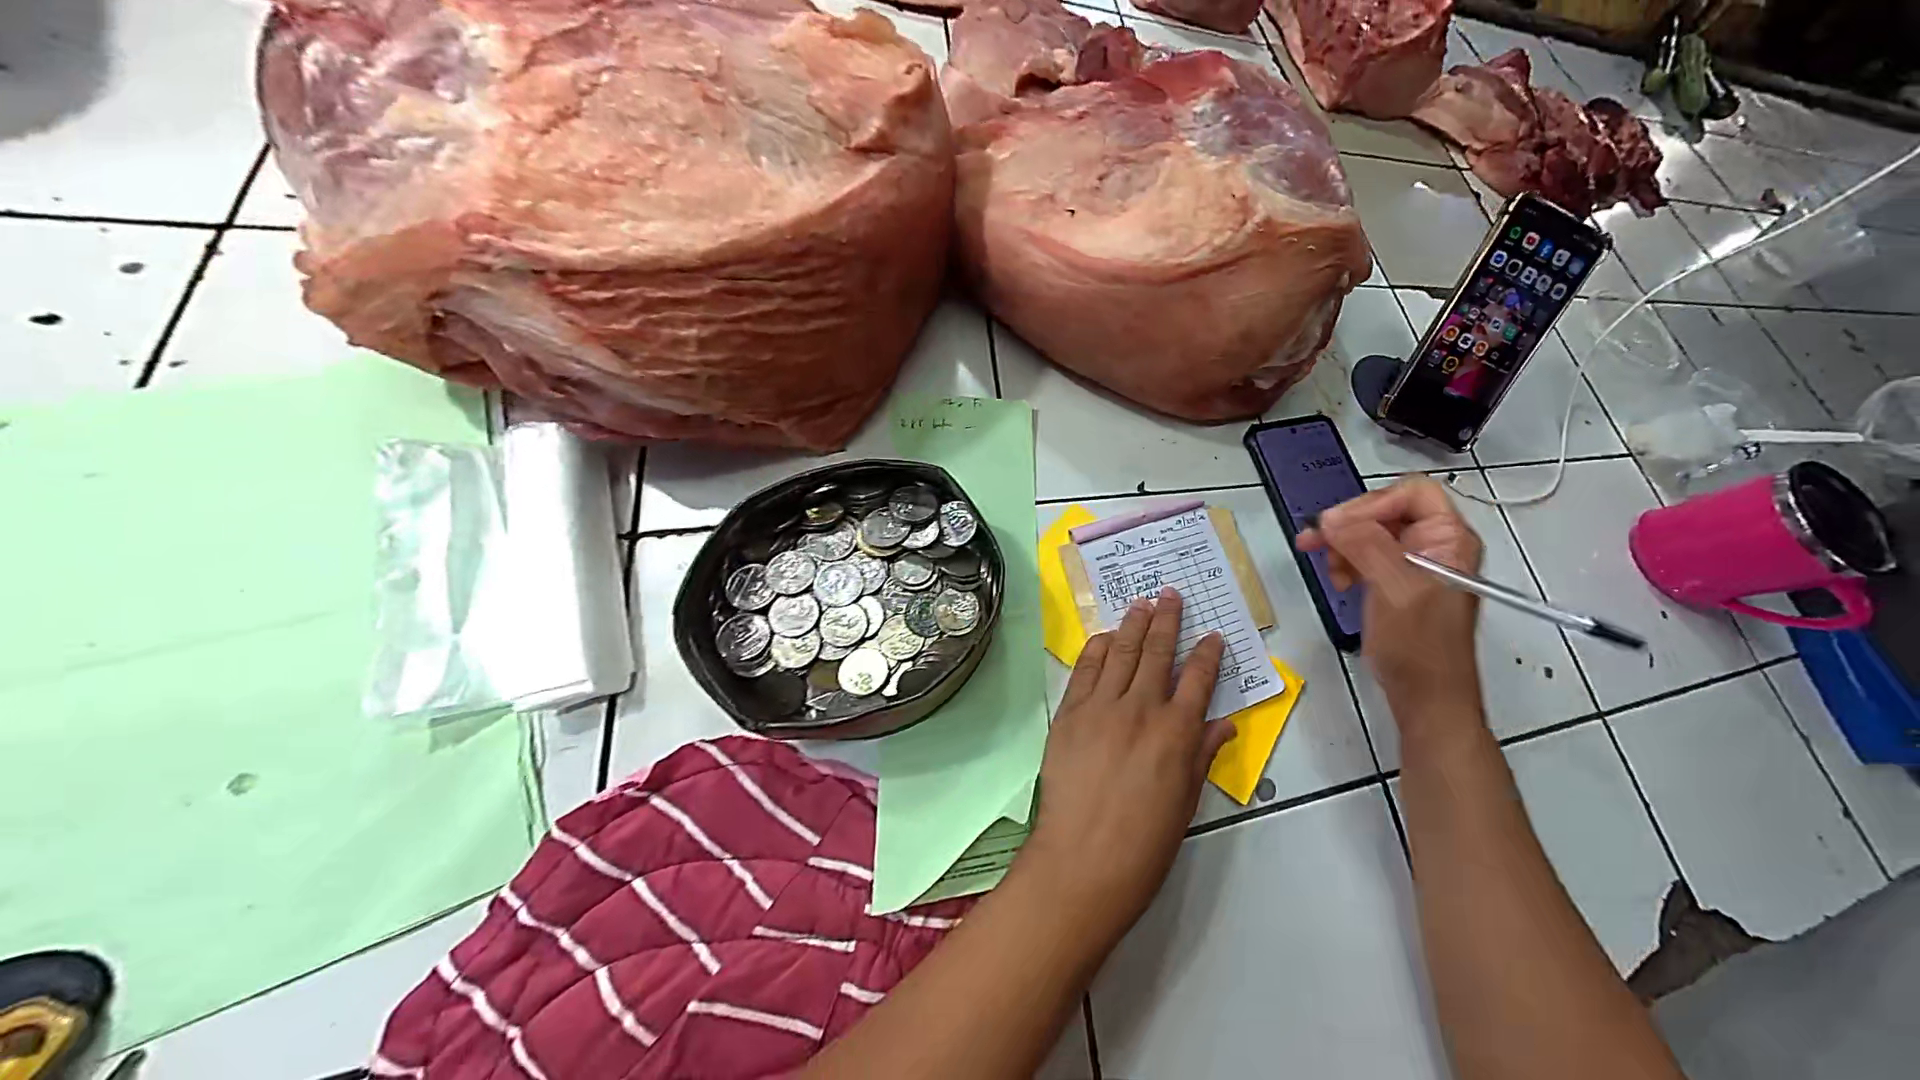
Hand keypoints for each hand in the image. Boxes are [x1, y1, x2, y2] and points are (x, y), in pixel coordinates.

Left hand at [1018, 588, 1233, 945]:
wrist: (1082, 859)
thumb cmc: (1144, 842)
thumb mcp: (1186, 801)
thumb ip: (1202, 755)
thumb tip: (1223, 724)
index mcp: (1177, 733)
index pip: (1198, 680)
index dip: (1208, 654)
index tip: (1213, 635)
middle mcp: (1141, 710)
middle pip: (1157, 653)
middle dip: (1167, 621)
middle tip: (1170, 594)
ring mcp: (1100, 708)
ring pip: (1121, 654)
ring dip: (1132, 625)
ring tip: (1141, 604)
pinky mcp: (1069, 714)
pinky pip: (1085, 672)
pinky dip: (1097, 650)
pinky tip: (1105, 638)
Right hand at [1296, 475, 1485, 724]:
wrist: (1426, 697)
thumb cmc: (1420, 648)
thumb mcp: (1394, 589)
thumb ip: (1366, 545)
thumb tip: (1331, 519)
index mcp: (1449, 539)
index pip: (1411, 494)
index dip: (1371, 504)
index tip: (1337, 527)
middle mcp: (1436, 545)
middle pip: (1386, 511)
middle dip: (1348, 525)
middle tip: (1314, 541)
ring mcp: (1416, 565)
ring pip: (1370, 533)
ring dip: (1343, 546)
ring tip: (1330, 569)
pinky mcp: (1397, 582)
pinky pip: (1366, 556)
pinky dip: (1346, 562)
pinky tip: (1340, 580)